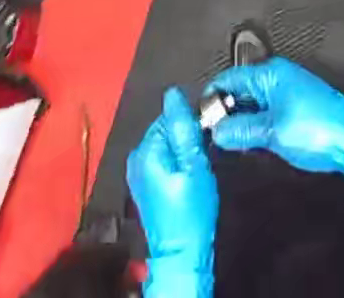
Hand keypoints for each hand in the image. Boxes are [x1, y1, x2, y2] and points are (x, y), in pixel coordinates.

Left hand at [125, 89, 216, 297]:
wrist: (181, 252)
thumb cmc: (190, 208)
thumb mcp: (194, 163)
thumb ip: (183, 127)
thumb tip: (173, 93)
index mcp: (145, 150)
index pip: (170, 114)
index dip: (192, 119)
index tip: (207, 132)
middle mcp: (135, 158)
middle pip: (166, 127)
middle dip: (186, 131)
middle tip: (204, 149)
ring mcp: (138, 172)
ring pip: (166, 141)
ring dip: (183, 145)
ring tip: (199, 160)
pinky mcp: (144, 183)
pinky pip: (163, 156)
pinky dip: (177, 158)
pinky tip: (189, 171)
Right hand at [205, 57, 343, 219]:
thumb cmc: (317, 129)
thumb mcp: (271, 132)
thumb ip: (240, 129)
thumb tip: (217, 130)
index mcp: (270, 73)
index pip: (226, 78)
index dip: (210, 100)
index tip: (199, 123)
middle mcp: (278, 75)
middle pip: (238, 88)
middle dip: (224, 110)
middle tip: (213, 137)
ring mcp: (287, 89)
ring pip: (251, 101)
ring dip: (240, 119)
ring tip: (232, 142)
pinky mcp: (295, 104)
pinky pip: (264, 109)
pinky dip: (254, 123)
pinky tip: (253, 141)